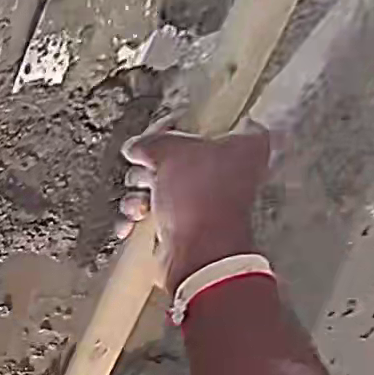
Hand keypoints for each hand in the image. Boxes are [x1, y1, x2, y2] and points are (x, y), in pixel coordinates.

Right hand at [115, 125, 272, 288]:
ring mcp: (200, 199)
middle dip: (147, 169)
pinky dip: (135, 218)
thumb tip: (135, 146)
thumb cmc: (198, 198)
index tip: (157, 136)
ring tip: (141, 208)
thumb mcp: (173, 153)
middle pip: (170, 155)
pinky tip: (132, 225)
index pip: (204, 120)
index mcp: (241, 144)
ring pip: (153, 185)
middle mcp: (224, 170)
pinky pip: (148, 212)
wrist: (196, 253)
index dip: (175, 126)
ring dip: (137, 196)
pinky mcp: (180, 223)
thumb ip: (152, 142)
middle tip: (149, 176)